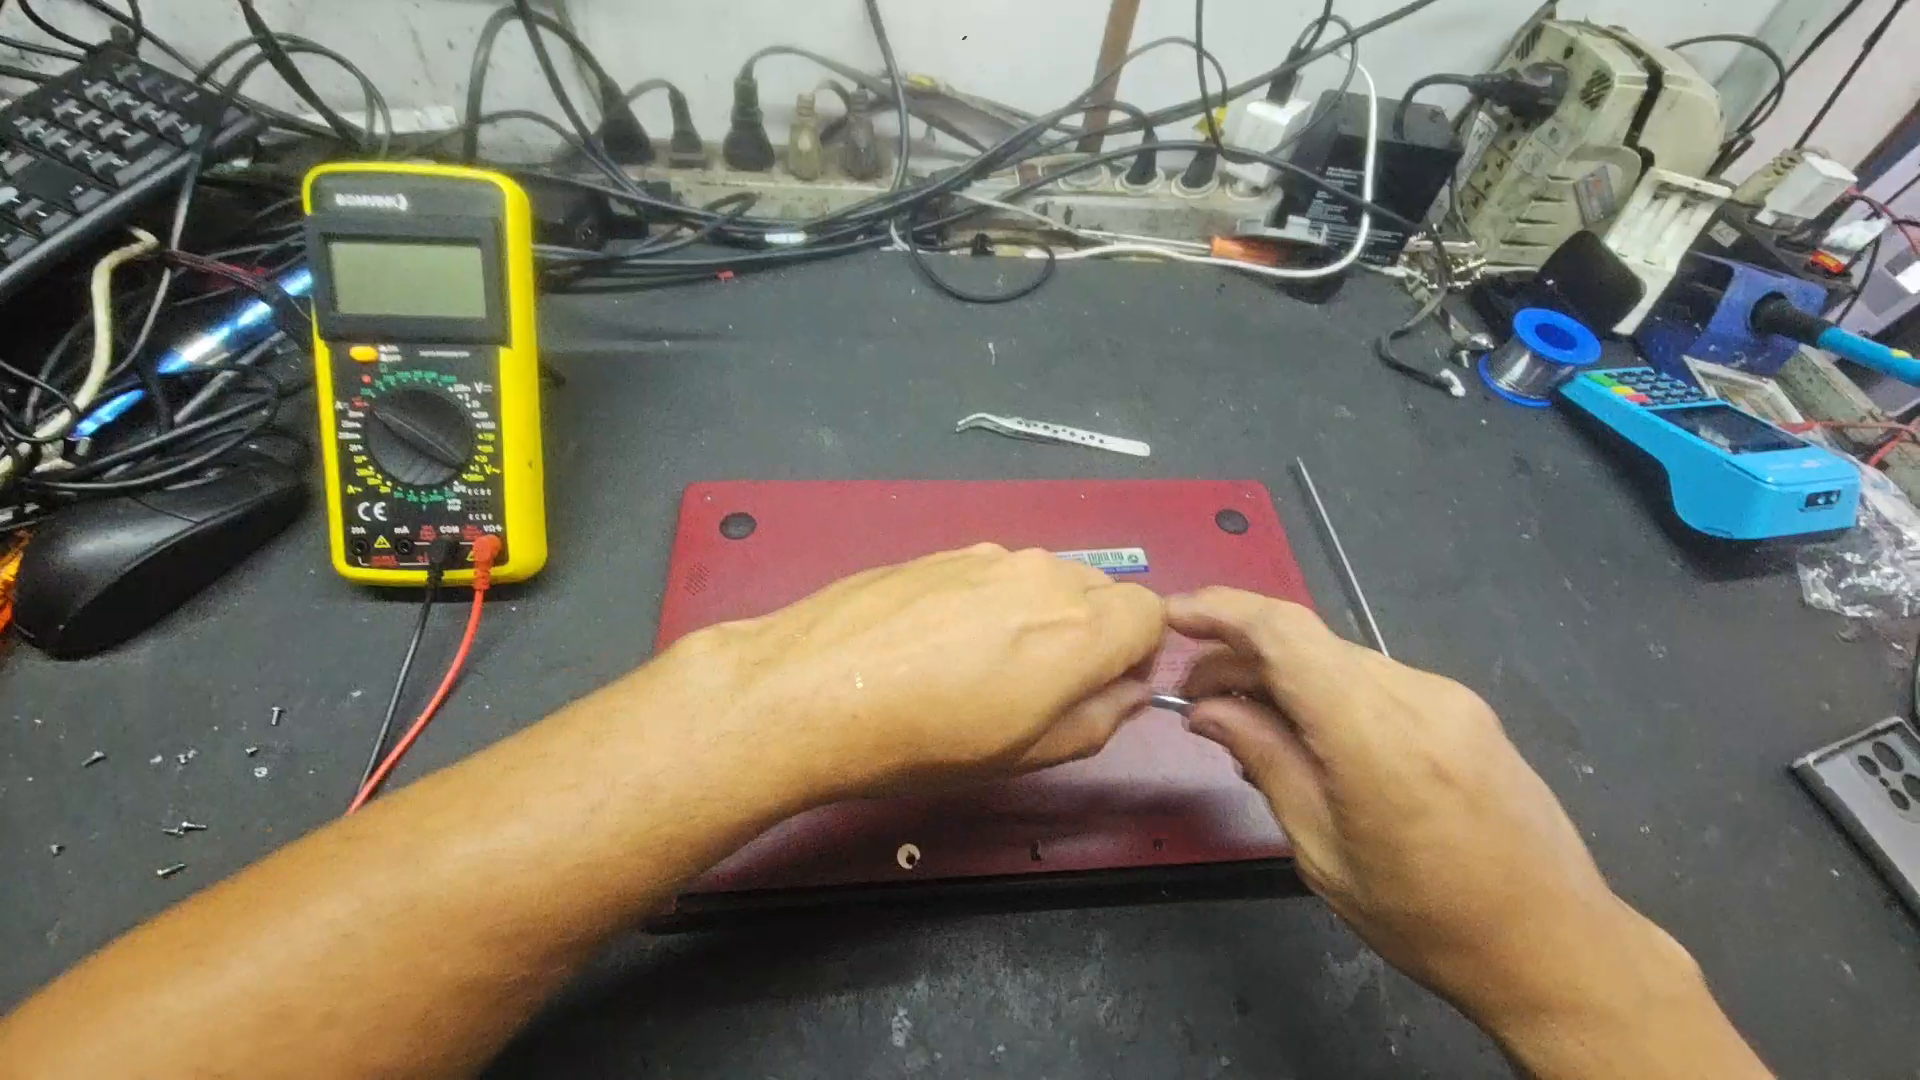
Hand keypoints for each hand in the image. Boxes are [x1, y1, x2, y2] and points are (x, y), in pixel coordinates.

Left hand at [677, 544, 1164, 801]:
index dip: (1136, 653)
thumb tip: (1127, 689)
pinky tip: (941, 640)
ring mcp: (989, 555)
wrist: (808, 690)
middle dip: (1093, 632)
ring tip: (982, 662)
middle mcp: (1042, 574)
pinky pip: (998, 571)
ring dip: (1041, 614)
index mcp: (1078, 627)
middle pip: (1102, 591)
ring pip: (1048, 577)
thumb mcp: (1027, 754)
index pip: (1151, 613)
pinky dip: (995, 600)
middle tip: (1041, 683)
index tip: (1101, 687)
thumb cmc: (925, 741)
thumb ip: (1099, 717)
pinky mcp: (944, 550)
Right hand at [1166, 589, 1765, 1076]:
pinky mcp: (1461, 707)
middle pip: (1304, 641)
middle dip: (1238, 654)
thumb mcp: (1321, 851)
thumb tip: (1207, 710)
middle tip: (1195, 696)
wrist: (1560, 947)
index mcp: (1376, 737)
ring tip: (1243, 719)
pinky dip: (1320, 689)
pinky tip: (1302, 730)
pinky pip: (1370, 678)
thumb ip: (1264, 760)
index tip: (1172, 617)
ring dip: (1278, 673)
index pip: (1286, 635)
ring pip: (1334, 657)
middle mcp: (1416, 696)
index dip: (1221, 611)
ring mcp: (1446, 696)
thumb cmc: (1427, 919)